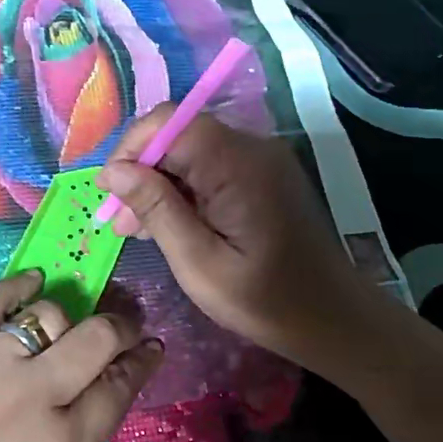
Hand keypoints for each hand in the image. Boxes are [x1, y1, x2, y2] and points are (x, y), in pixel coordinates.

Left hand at [0, 270, 160, 441]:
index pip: (119, 385)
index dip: (143, 361)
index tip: (154, 348)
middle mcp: (32, 395)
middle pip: (95, 336)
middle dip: (121, 324)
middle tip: (128, 327)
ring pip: (47, 314)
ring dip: (74, 310)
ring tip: (80, 317)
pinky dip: (15, 287)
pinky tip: (32, 283)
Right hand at [95, 104, 374, 367]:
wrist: (332, 319)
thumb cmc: (263, 300)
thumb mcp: (197, 262)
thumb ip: (156, 209)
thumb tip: (113, 172)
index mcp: (238, 164)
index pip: (169, 122)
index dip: (131, 149)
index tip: (110, 194)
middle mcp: (251, 148)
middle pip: (176, 134)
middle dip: (140, 172)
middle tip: (120, 224)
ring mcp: (258, 160)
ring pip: (187, 151)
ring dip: (156, 184)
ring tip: (138, 230)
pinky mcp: (259, 176)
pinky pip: (206, 167)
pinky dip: (180, 191)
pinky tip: (168, 225)